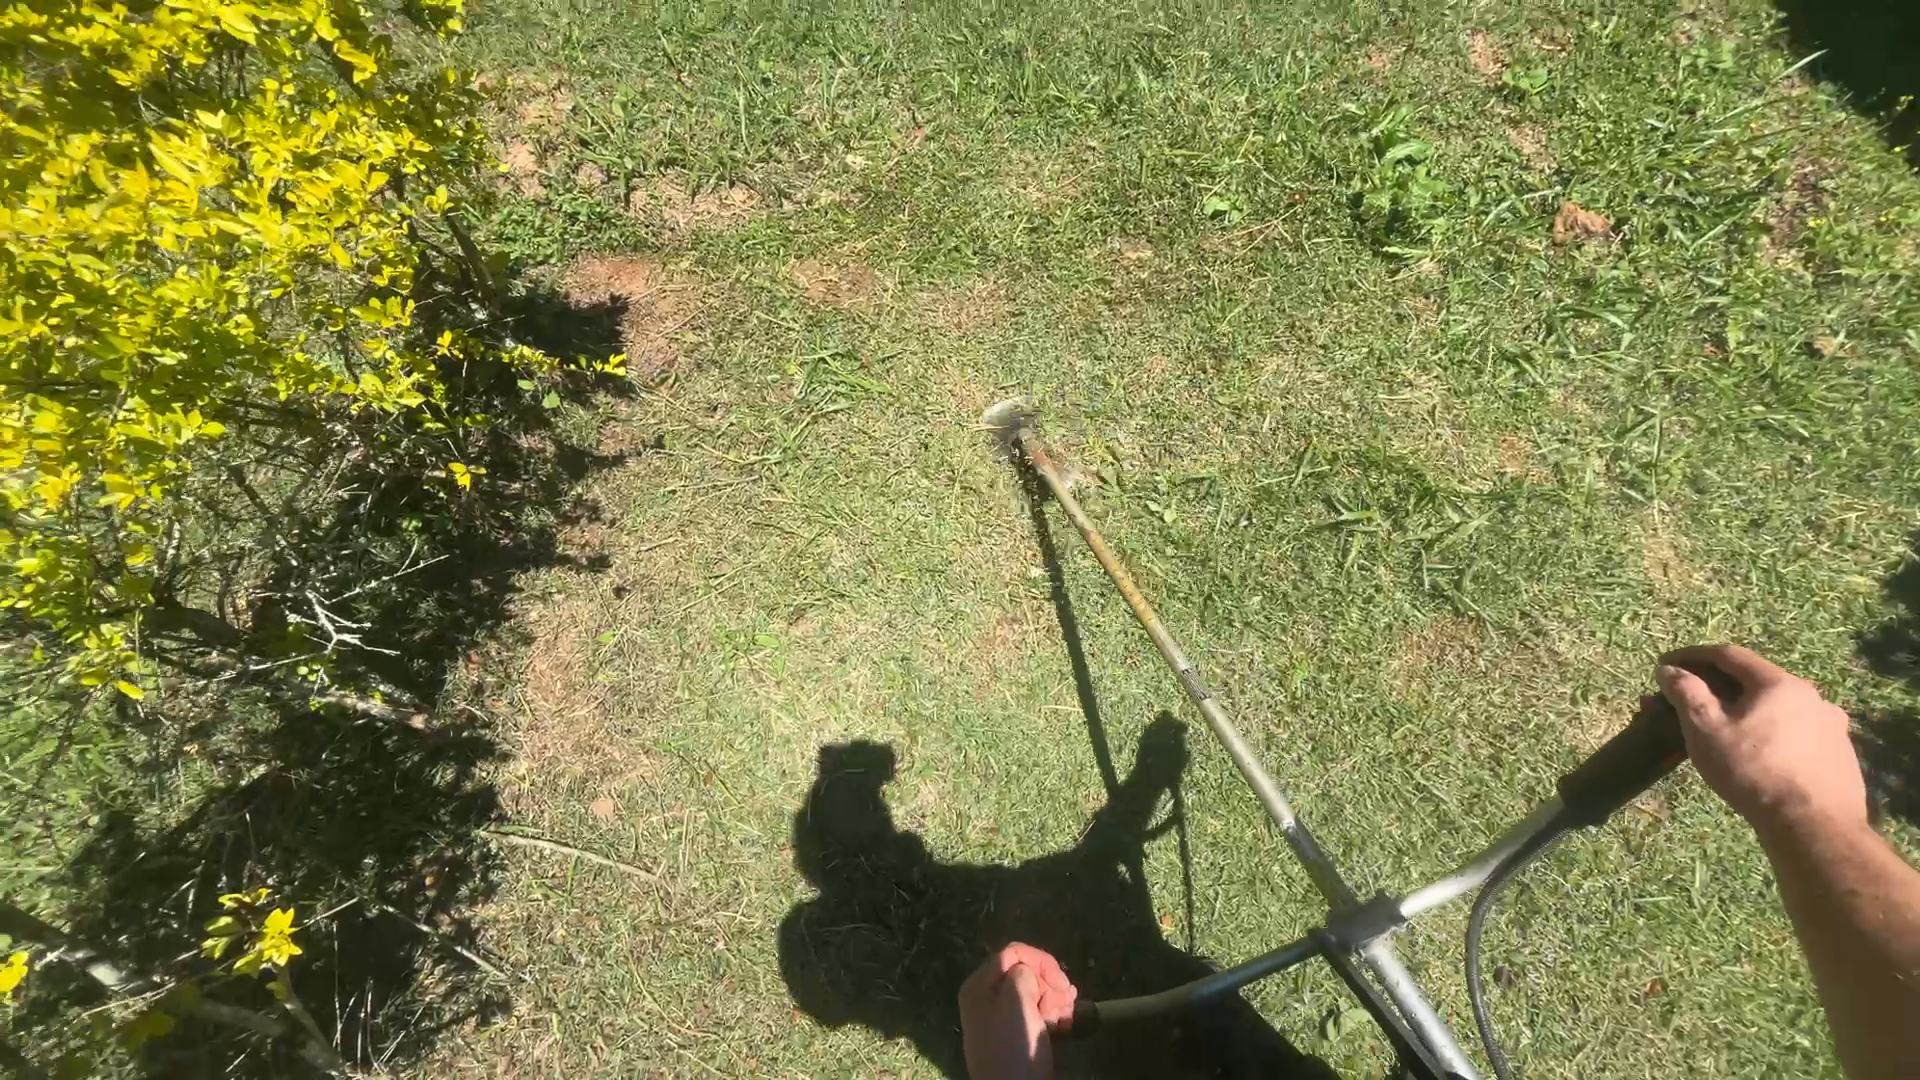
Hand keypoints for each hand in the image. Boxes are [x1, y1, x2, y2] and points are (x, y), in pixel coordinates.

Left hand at [958, 943, 1076, 1079]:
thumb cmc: (1013, 1047)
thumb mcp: (1015, 1000)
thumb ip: (1022, 974)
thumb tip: (1030, 976)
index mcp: (979, 986)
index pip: (1013, 954)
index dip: (1041, 962)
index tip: (1062, 983)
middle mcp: (986, 1000)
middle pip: (1024, 974)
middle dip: (1050, 983)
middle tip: (1067, 1002)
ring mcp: (1000, 1021)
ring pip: (1034, 995)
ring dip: (1055, 1000)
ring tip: (1069, 1016)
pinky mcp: (1016, 1040)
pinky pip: (1036, 1016)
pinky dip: (1053, 1016)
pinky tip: (1066, 1025)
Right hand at [1656, 644, 1864, 836]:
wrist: (1813, 824)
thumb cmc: (1750, 767)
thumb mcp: (1704, 725)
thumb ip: (1685, 690)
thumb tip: (1670, 670)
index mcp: (1780, 685)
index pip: (1728, 655)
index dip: (1690, 656)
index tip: (1662, 665)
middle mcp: (1811, 697)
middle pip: (1749, 679)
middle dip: (1708, 684)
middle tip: (1676, 698)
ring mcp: (1829, 725)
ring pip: (1768, 704)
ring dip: (1732, 706)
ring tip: (1705, 724)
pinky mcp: (1835, 750)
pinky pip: (1786, 725)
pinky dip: (1756, 724)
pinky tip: (1741, 744)